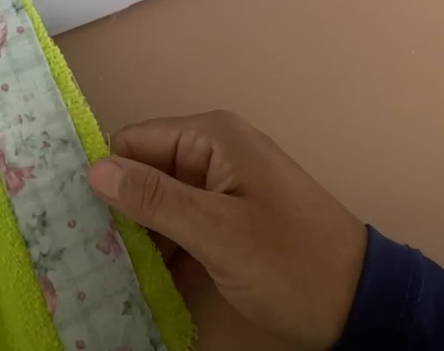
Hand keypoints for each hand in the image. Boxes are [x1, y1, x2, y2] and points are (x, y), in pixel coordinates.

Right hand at [88, 111, 366, 348]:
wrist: (364, 306)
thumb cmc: (292, 263)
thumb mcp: (217, 233)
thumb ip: (155, 198)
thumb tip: (94, 168)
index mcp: (211, 136)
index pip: (135, 141)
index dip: (107, 175)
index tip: (79, 215)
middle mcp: (215, 148)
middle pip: (147, 169)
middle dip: (125, 208)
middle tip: (97, 250)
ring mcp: (227, 180)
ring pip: (164, 198)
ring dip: (146, 232)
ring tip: (122, 268)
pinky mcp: (234, 212)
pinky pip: (186, 218)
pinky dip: (170, 244)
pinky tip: (157, 276)